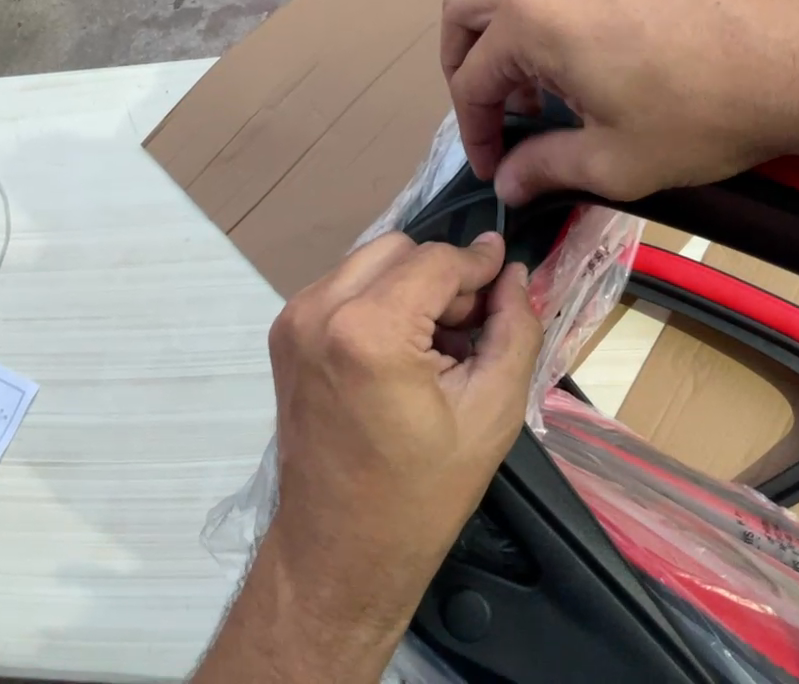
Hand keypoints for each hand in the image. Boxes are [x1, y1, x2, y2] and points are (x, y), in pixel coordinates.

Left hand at [262, 231, 540, 660]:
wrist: (339, 550)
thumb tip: (514, 274)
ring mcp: (293, 319)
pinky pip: (343, 286)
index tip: (506, 274)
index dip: (478, 262)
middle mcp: (320, 310)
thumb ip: (513, 328)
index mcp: (369, 330)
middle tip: (470, 326)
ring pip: (368, 261)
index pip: (436, 260)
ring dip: (409, 285)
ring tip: (436, 343)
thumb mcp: (493, 411)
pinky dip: (378, 299)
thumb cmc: (421, 493)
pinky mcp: (284, 332)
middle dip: (442, 276)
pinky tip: (400, 349)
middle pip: (399, 249)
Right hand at [441, 0, 798, 203]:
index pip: (471, 79)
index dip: (474, 132)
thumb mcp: (613, 160)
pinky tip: (575, 65)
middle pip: (465, 12)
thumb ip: (543, 168)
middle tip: (490, 118)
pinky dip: (537, 21)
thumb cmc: (701, 113)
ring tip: (535, 97)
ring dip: (500, 42)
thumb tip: (505, 185)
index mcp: (529, 17)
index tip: (492, 170)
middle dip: (464, 69)